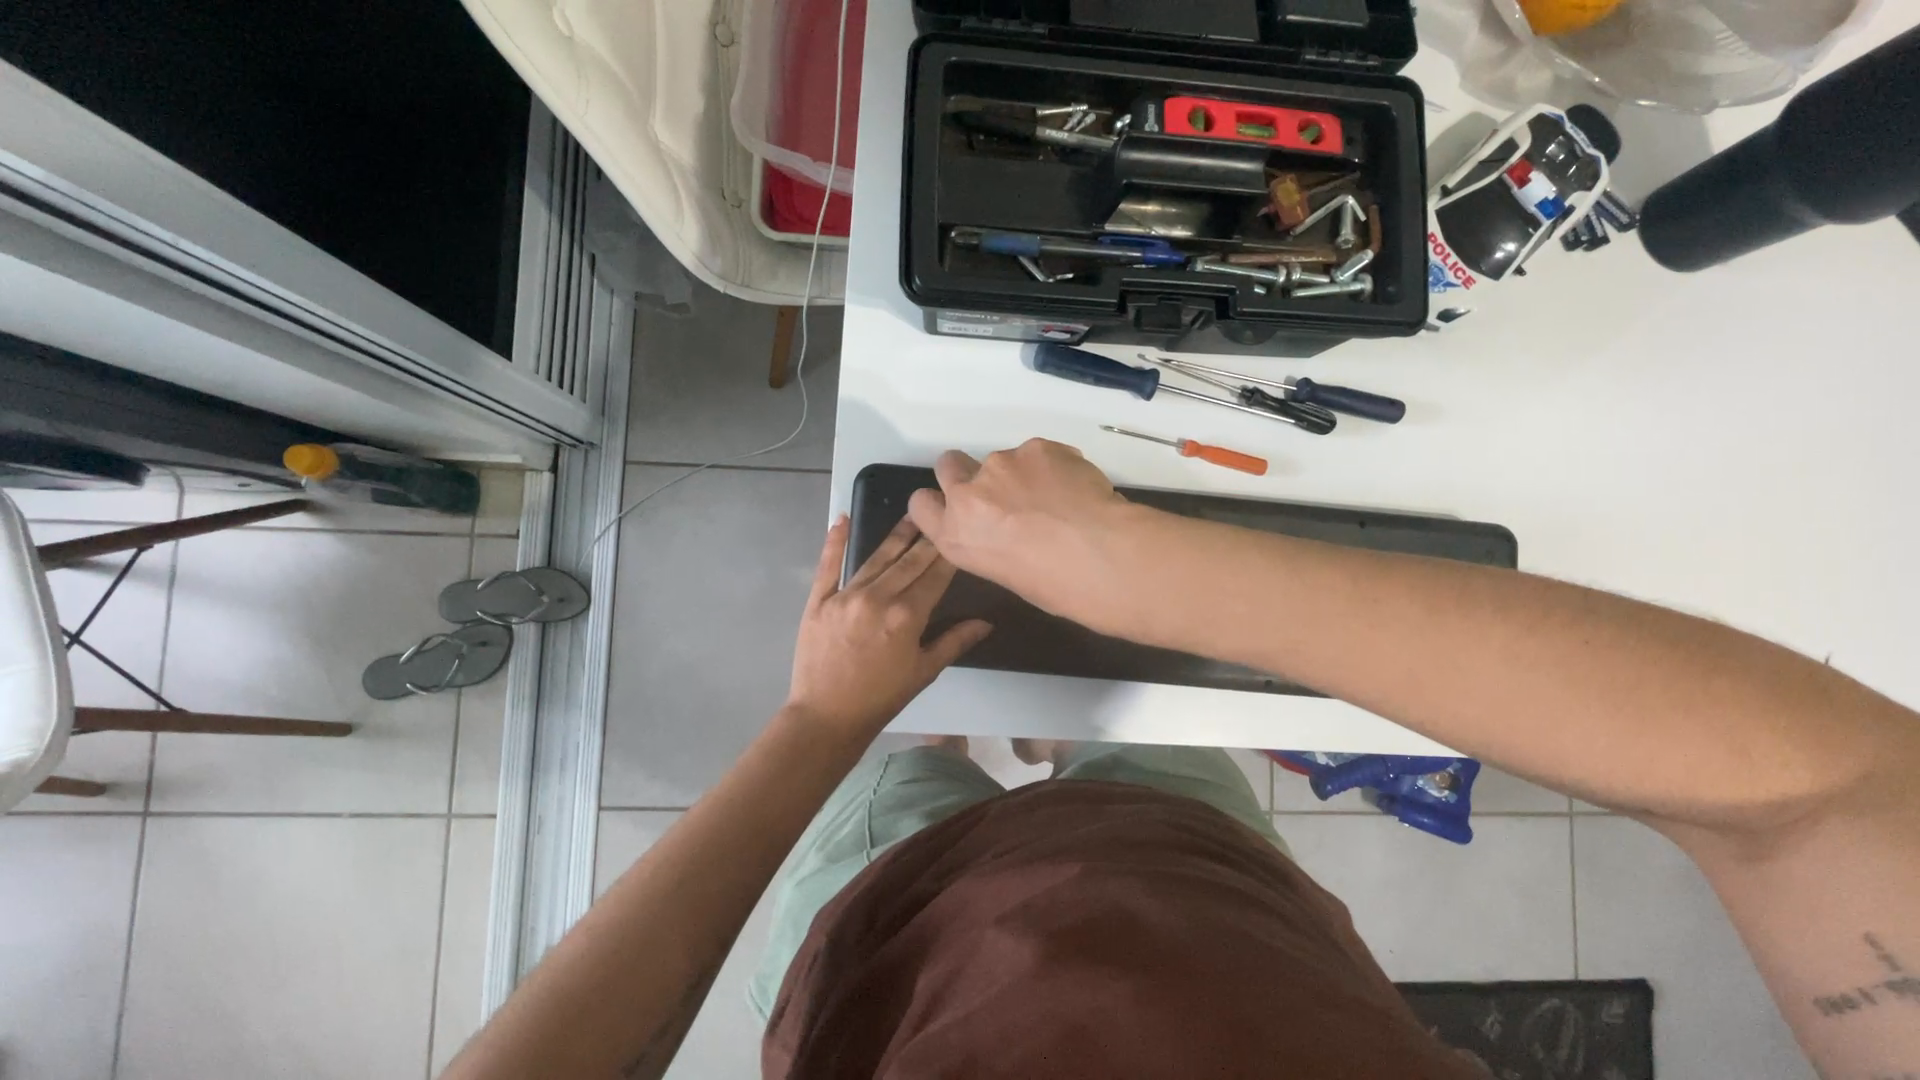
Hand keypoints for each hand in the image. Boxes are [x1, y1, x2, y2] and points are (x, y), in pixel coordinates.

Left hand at [784, 515, 991, 739]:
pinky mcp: (819, 600)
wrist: (826, 717)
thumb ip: (955, 642)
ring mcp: (845, 596)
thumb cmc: (881, 698)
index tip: (960, 532)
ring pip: (876, 558)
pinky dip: (835, 542)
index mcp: (907, 616)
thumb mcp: (924, 672)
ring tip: (910, 514)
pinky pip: (829, 565)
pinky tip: (843, 519)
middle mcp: (877, 598)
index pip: (935, 576)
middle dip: (927, 538)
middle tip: (940, 513)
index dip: (949, 554)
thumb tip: (987, 622)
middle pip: (908, 561)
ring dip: (895, 535)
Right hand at [907, 439, 1136, 627]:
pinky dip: (1055, 466)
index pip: (921, 505)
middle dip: (970, 473)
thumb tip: (1012, 530)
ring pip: (1004, 458)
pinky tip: (1077, 488)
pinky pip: (1041, 452)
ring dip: (1023, 472)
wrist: (1098, 554)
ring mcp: (1002, 465)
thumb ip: (993, 542)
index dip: (939, 502)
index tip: (960, 507)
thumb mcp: (1004, 574)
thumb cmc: (1054, 585)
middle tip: (1004, 492)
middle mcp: (969, 495)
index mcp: (955, 536)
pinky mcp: (1036, 447)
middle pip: (949, 465)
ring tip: (1059, 498)